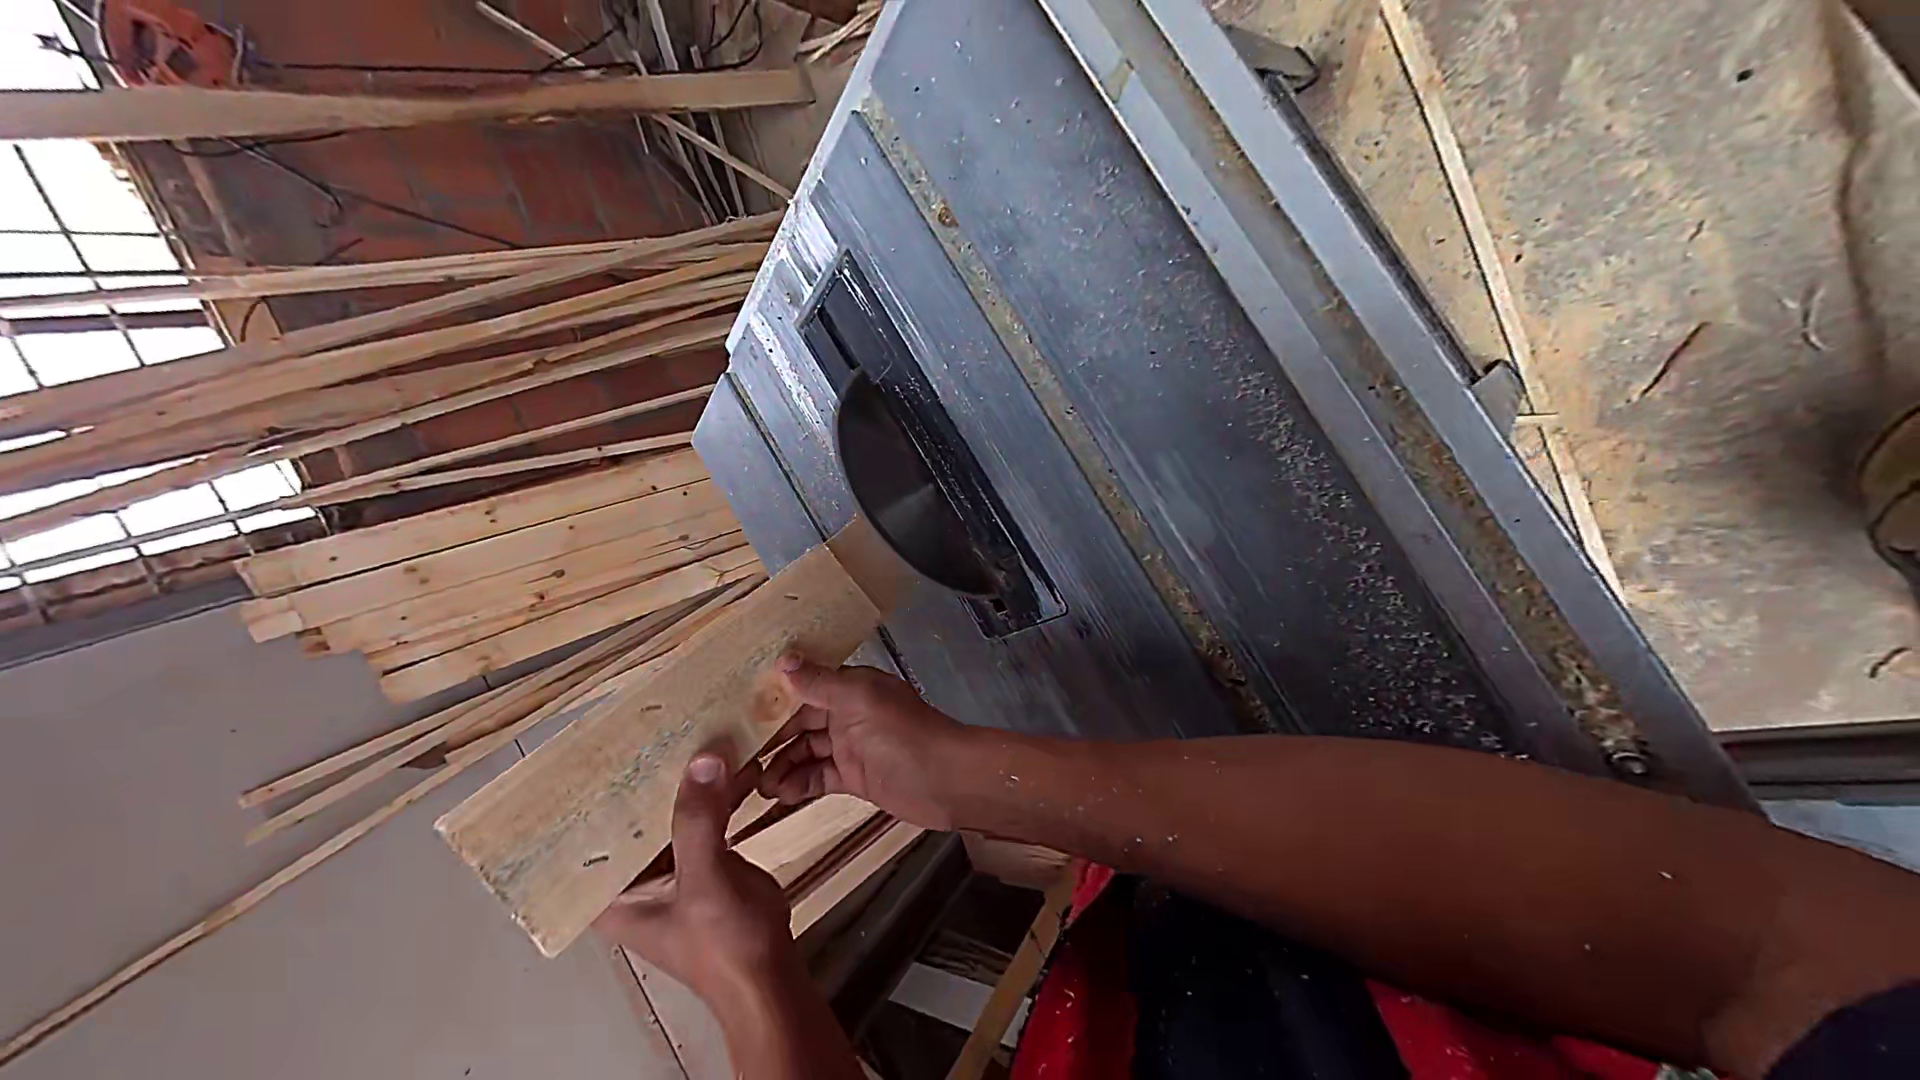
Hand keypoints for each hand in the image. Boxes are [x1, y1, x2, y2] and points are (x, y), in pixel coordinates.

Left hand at [592, 751, 796, 1003]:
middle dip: (652, 774)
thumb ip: (699, 821)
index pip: (589, 832)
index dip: (594, 790)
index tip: (604, 744)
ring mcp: (673, 867)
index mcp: (612, 892)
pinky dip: (722, 792)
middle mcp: (635, 877)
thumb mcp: (705, 881)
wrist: (770, 974)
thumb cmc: (724, 943)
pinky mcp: (706, 861)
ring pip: (674, 811)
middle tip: (662, 725)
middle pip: (636, 814)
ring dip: (692, 779)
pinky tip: (741, 765)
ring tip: (704, 734)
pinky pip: (707, 816)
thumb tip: (704, 759)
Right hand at [759, 655, 969, 829]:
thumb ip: (821, 684)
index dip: (774, 700)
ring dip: (781, 766)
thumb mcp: (860, 702)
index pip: (805, 688)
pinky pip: (819, 776)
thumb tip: (785, 660)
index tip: (739, 713)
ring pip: (806, 752)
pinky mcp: (854, 776)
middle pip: (800, 722)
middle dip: (771, 739)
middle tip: (738, 759)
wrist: (947, 782)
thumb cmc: (905, 736)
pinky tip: (780, 795)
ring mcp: (851, 746)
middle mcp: (848, 713)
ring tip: (756, 786)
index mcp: (851, 688)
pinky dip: (799, 784)